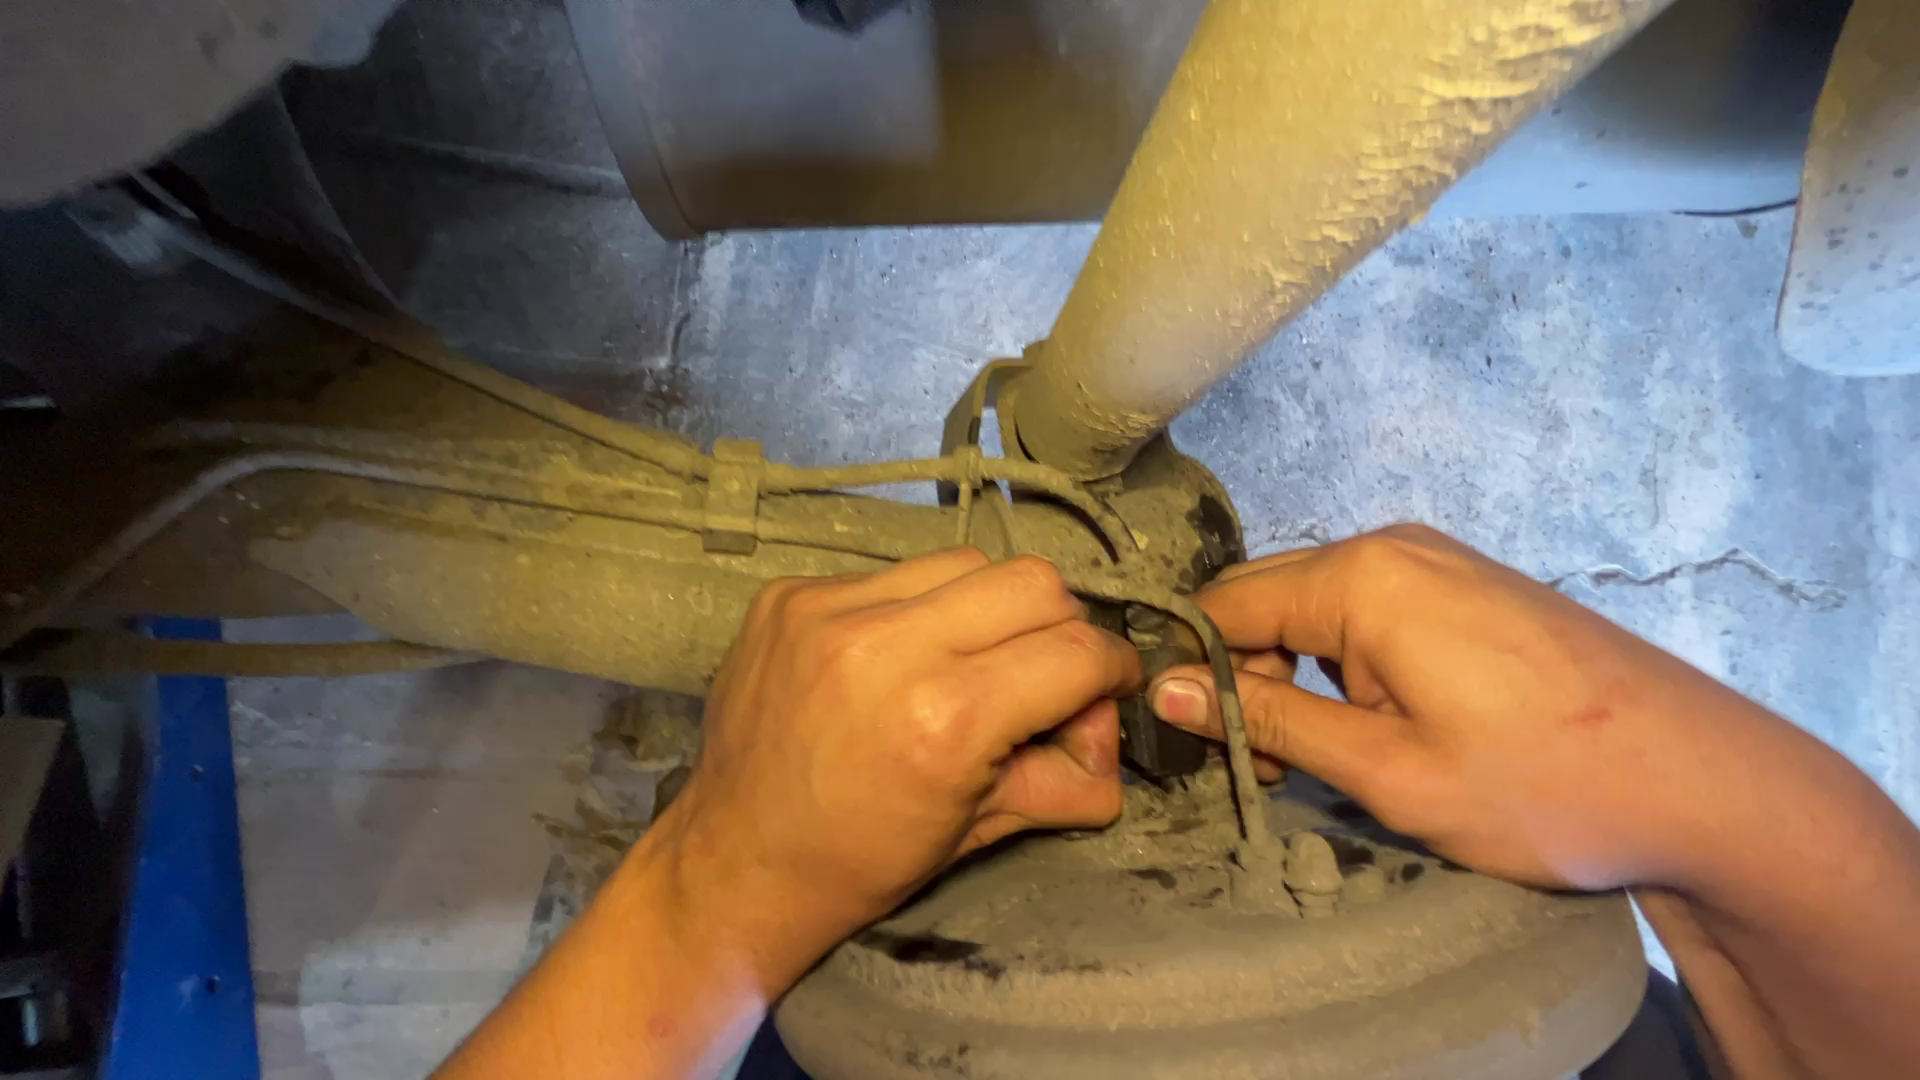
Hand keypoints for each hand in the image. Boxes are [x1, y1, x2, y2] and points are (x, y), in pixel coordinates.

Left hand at [656, 548, 1140, 988]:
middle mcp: (887, 645)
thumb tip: (1111, 735)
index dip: (1112, 667)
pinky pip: (894, 574)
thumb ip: (1070, 778)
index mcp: (944, 720)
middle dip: (1060, 626)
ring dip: (990, 608)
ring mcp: (829, 608)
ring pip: (967, 561)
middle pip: (1033, 581)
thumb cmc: (860, 864)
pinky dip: (920, 608)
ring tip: (969, 658)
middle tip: (1042, 672)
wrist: (731, 862)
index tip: (1108, 685)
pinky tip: (900, 654)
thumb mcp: (980, 832)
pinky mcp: (790, 594)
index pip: (1077, 651)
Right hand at [1148, 525, 1793, 891]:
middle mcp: (1386, 546)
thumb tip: (1163, 689)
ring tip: (1321, 748)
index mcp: (1358, 577)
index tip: (1205, 739)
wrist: (1722, 791)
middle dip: (1246, 675)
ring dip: (1291, 672)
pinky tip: (1369, 715)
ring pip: (1310, 604)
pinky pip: (1361, 606)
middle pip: (1264, 599)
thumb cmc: (1539, 785)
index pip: (1225, 606)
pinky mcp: (1460, 582)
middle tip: (1268, 760)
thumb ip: (1264, 721)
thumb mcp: (1383, 768)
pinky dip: (1338, 660)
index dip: (1196, 669)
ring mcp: (1430, 558)